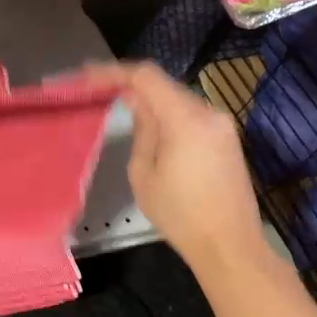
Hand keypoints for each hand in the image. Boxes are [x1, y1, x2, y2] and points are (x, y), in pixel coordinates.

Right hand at [113, 62, 266, 273]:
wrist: (230, 245)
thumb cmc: (180, 214)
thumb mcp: (143, 172)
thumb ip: (142, 129)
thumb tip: (136, 103)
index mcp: (186, 119)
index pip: (146, 76)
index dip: (112, 71)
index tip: (86, 77)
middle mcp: (209, 113)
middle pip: (163, 84)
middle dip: (128, 83)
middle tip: (95, 90)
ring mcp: (222, 126)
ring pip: (176, 98)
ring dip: (147, 98)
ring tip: (115, 104)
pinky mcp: (226, 139)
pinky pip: (189, 114)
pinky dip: (165, 112)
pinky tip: (147, 123)